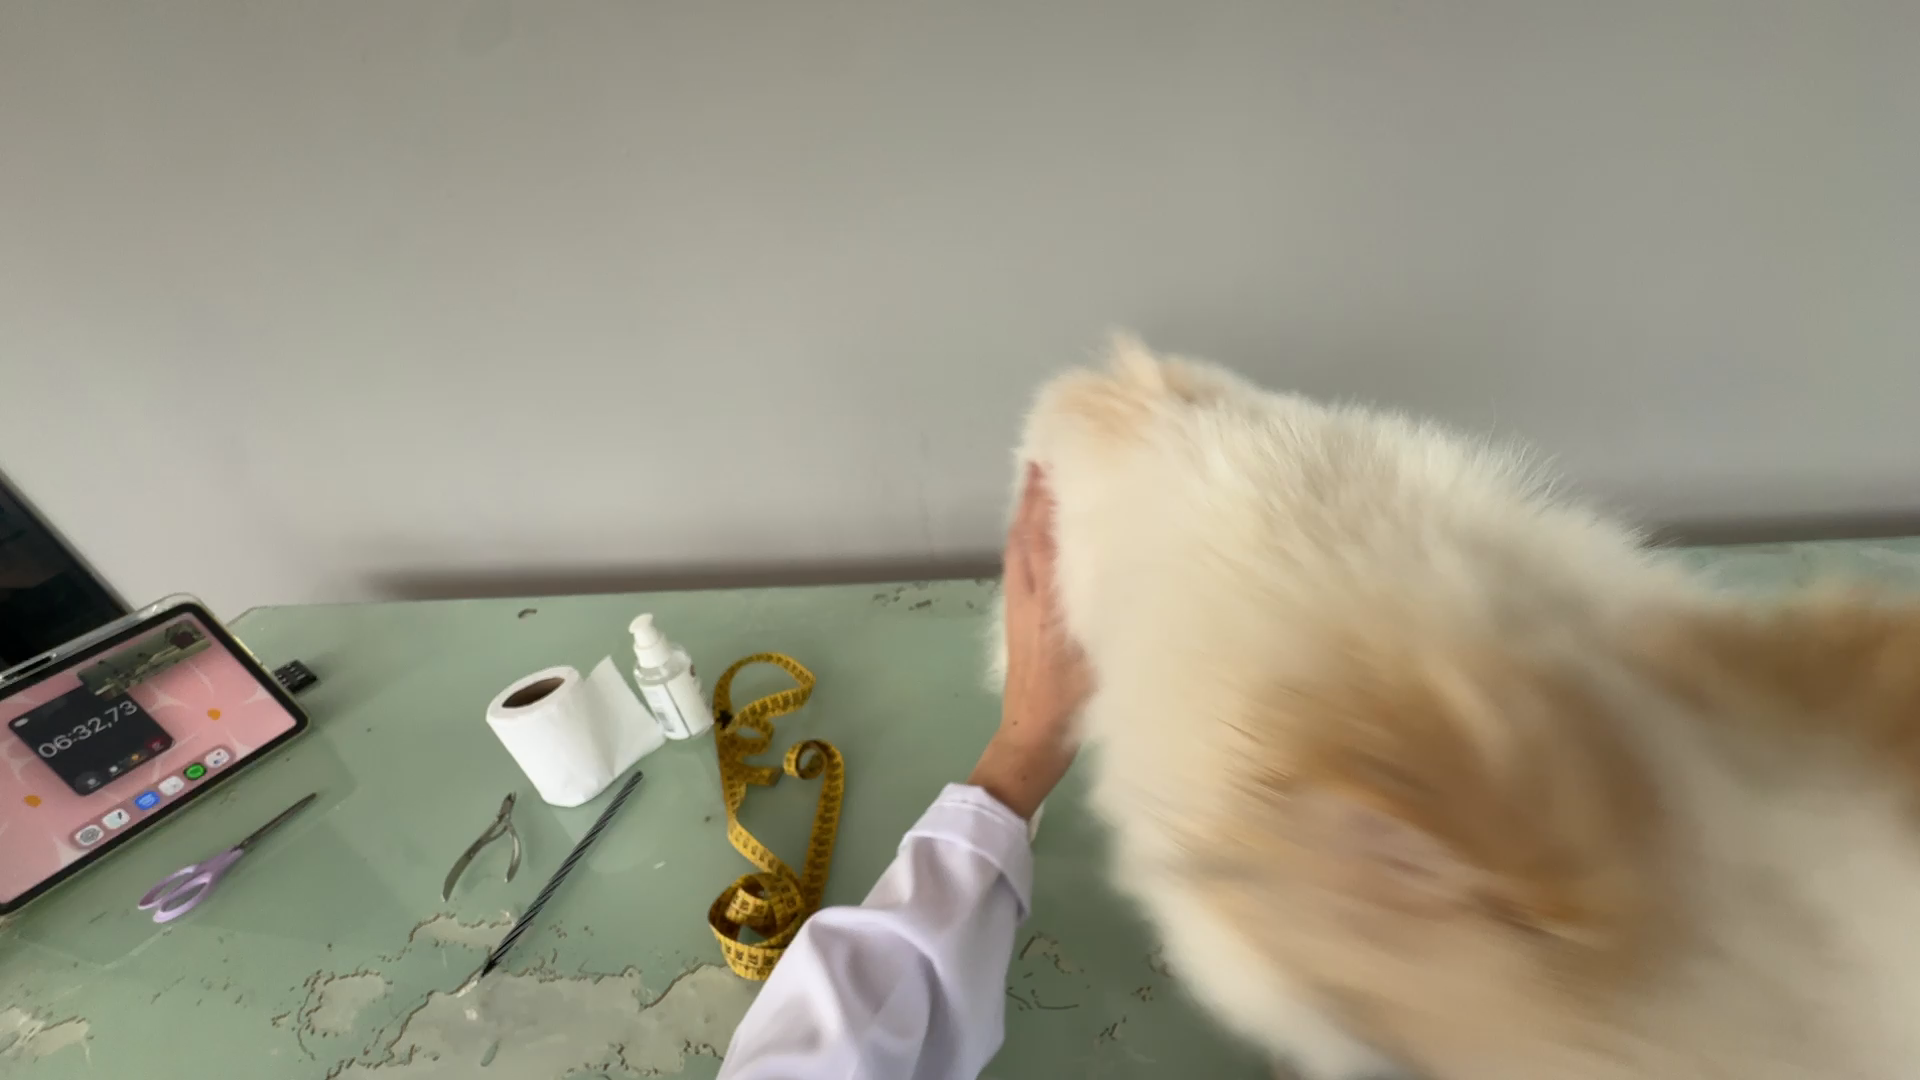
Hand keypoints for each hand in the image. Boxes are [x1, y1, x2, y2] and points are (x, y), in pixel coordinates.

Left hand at [969, 465, 1091, 819]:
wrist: (1031, 732)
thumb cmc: (1071, 699)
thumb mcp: (1101, 655)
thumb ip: (1111, 613)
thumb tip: (1132, 567)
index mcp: (1047, 597)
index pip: (1041, 534)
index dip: (1045, 495)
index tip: (1053, 457)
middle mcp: (1027, 591)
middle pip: (1024, 530)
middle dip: (1033, 492)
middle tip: (1047, 454)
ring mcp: (1018, 602)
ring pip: (1019, 544)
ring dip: (1027, 510)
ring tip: (1043, 480)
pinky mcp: (1017, 613)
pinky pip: (1020, 561)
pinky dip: (1026, 535)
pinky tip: (1041, 530)